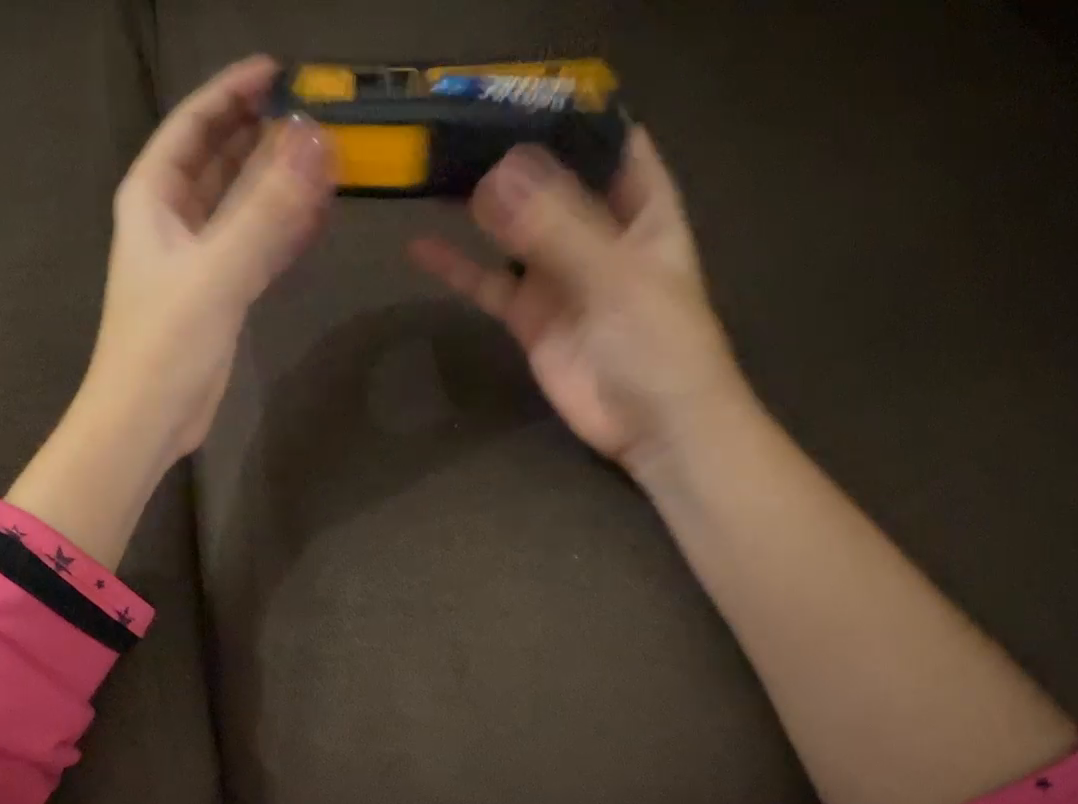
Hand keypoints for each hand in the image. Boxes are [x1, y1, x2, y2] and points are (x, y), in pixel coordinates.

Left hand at [84, 55, 333, 463]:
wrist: (147, 419)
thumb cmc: (165, 342)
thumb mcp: (216, 270)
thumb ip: (266, 208)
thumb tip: (316, 141)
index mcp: (152, 198)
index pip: (193, 125)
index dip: (232, 92)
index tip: (281, 71)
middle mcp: (173, 219)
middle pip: (220, 158)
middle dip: (264, 134)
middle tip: (320, 115)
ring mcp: (199, 257)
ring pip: (243, 203)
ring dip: (280, 182)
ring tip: (330, 160)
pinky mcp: (220, 292)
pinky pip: (257, 244)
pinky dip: (284, 229)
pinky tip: (318, 218)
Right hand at [409, 128, 750, 474]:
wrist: (653, 427)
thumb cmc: (658, 343)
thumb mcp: (614, 276)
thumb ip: (556, 227)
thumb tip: (493, 176)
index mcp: (643, 210)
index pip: (613, 145)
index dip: (574, 120)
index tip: (520, 102)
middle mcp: (600, 234)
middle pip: (553, 183)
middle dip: (514, 160)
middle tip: (458, 133)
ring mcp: (561, 276)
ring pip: (515, 230)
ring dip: (482, 206)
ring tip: (437, 174)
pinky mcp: (530, 316)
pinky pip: (488, 283)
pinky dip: (458, 267)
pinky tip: (420, 246)